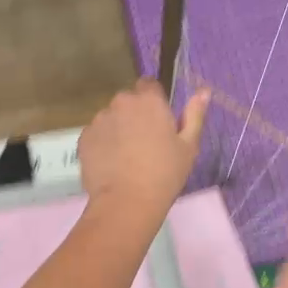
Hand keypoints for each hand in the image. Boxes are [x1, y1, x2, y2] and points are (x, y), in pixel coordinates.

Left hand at [78, 80, 209, 215]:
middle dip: (134, 116)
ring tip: (125, 159)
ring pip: (111, 119)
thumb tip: (204, 90)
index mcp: (149, 101)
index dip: (154, 103)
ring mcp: (100, 120)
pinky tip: (111, 166)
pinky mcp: (84, 138)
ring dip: (118, 131)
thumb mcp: (188, 148)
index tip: (159, 124)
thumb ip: (194, 116)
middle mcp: (121, 102)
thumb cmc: (164, 175)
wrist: (127, 203)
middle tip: (144, 146)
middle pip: (128, 102)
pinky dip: (103, 145)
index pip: (149, 85)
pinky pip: (96, 136)